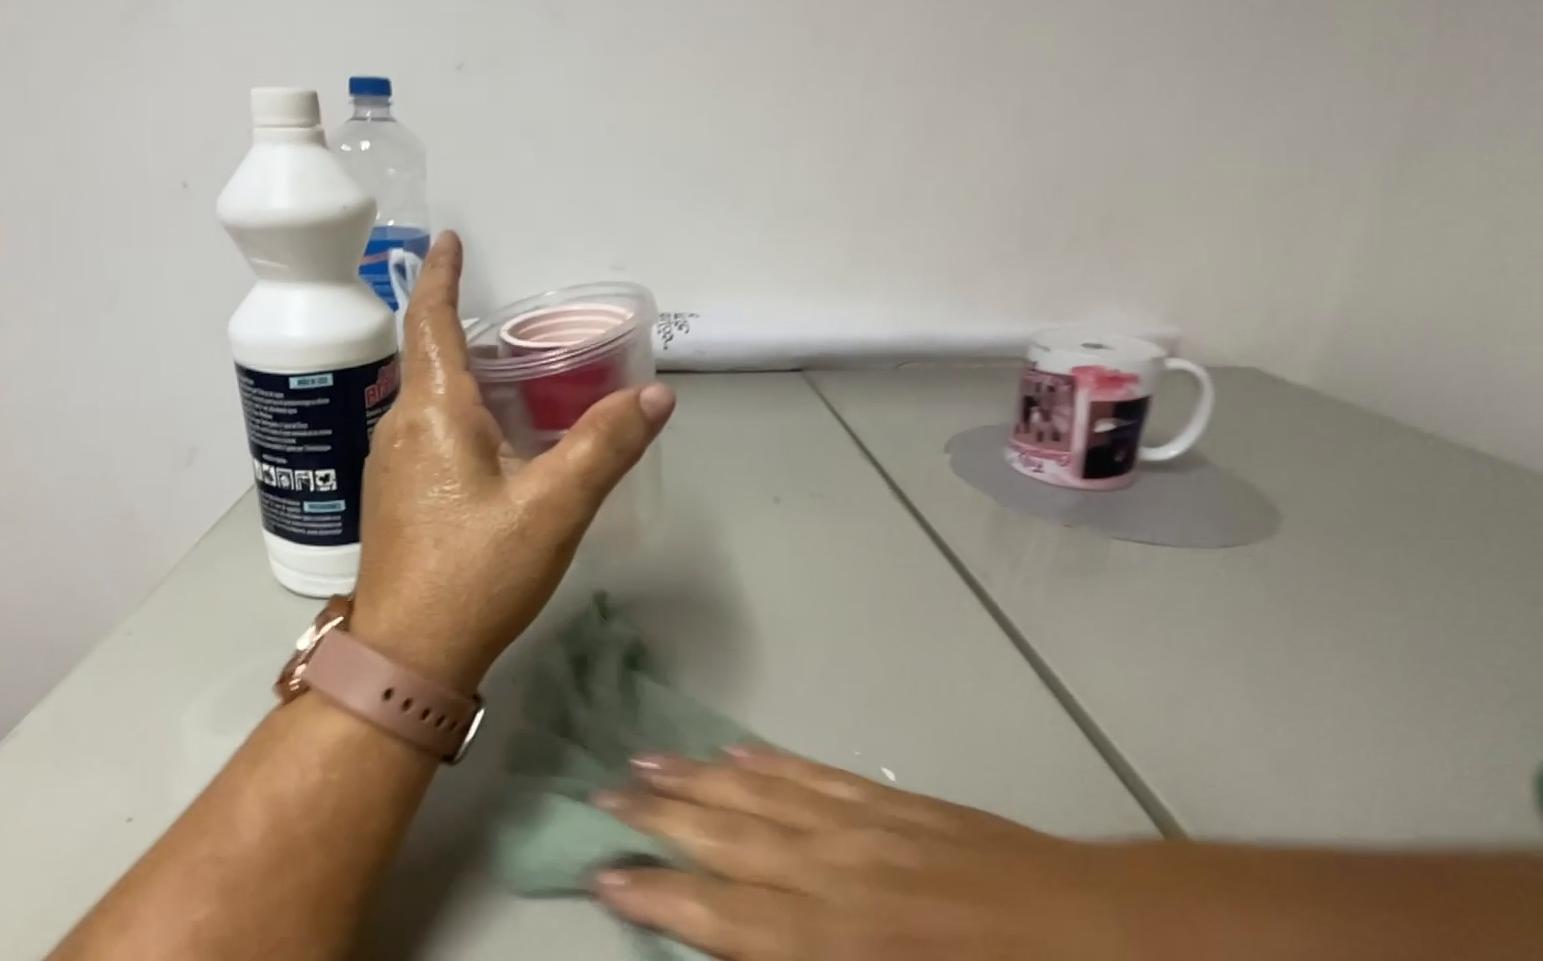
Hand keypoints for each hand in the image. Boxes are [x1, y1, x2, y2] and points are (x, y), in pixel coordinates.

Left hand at [352, 232, 675, 690]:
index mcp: (434, 412)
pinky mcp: (397, 499)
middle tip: (518, 322)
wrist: (408, 655)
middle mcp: (401, 428)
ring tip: (513, 373)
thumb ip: (606, 445)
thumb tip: (657, 393)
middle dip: (465, 327)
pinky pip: (428, 433)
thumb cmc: (478, 573)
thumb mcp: (554, 506)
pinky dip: (461, 413)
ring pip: (429, 399)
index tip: (448, 240)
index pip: (429, 320)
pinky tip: (493, 441)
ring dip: (464, 373)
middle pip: (429, 358)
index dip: (440, 275)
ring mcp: (391, 466)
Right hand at [591, 746, 1146, 959]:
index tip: (603, 876)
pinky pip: (812, 775)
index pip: (724, 916)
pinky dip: (766, 763)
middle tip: (600, 797)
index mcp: (834, 941)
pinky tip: (734, 750)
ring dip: (697, 779)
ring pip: (758, 795)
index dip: (659, 897)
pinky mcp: (890, 801)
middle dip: (658, 820)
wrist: (1091, 931)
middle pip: (726, 839)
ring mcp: (859, 826)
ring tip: (643, 760)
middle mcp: (832, 873)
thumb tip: (748, 944)